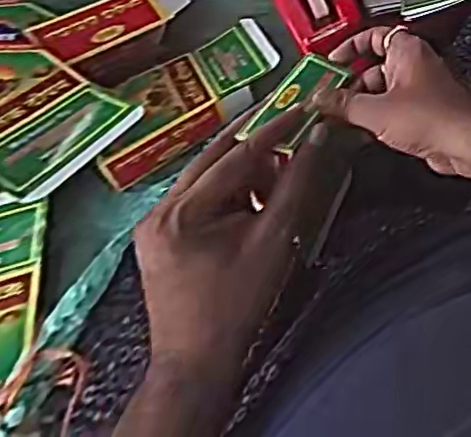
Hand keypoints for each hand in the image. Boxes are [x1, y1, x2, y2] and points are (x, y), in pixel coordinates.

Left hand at [131, 108, 327, 382]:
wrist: (198, 362)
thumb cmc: (238, 302)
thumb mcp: (275, 236)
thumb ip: (297, 181)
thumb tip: (315, 138)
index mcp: (182, 212)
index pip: (236, 154)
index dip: (275, 128)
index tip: (302, 108)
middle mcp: (160, 209)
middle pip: (217, 157)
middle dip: (258, 147)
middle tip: (291, 133)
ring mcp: (155, 222)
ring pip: (210, 174)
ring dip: (246, 173)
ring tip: (275, 189)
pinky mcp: (161, 234)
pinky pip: (203, 195)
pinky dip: (232, 192)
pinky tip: (254, 207)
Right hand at [318, 26, 470, 175]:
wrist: (465, 141)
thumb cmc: (436, 116)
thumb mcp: (376, 110)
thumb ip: (345, 104)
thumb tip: (324, 98)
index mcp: (406, 50)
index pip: (373, 36)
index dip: (350, 47)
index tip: (331, 61)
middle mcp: (415, 64)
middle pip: (375, 65)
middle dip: (351, 81)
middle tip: (329, 95)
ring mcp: (420, 87)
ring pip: (383, 89)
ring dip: (362, 102)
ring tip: (339, 116)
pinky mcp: (423, 110)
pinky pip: (393, 107)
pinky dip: (376, 116)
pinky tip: (360, 131)